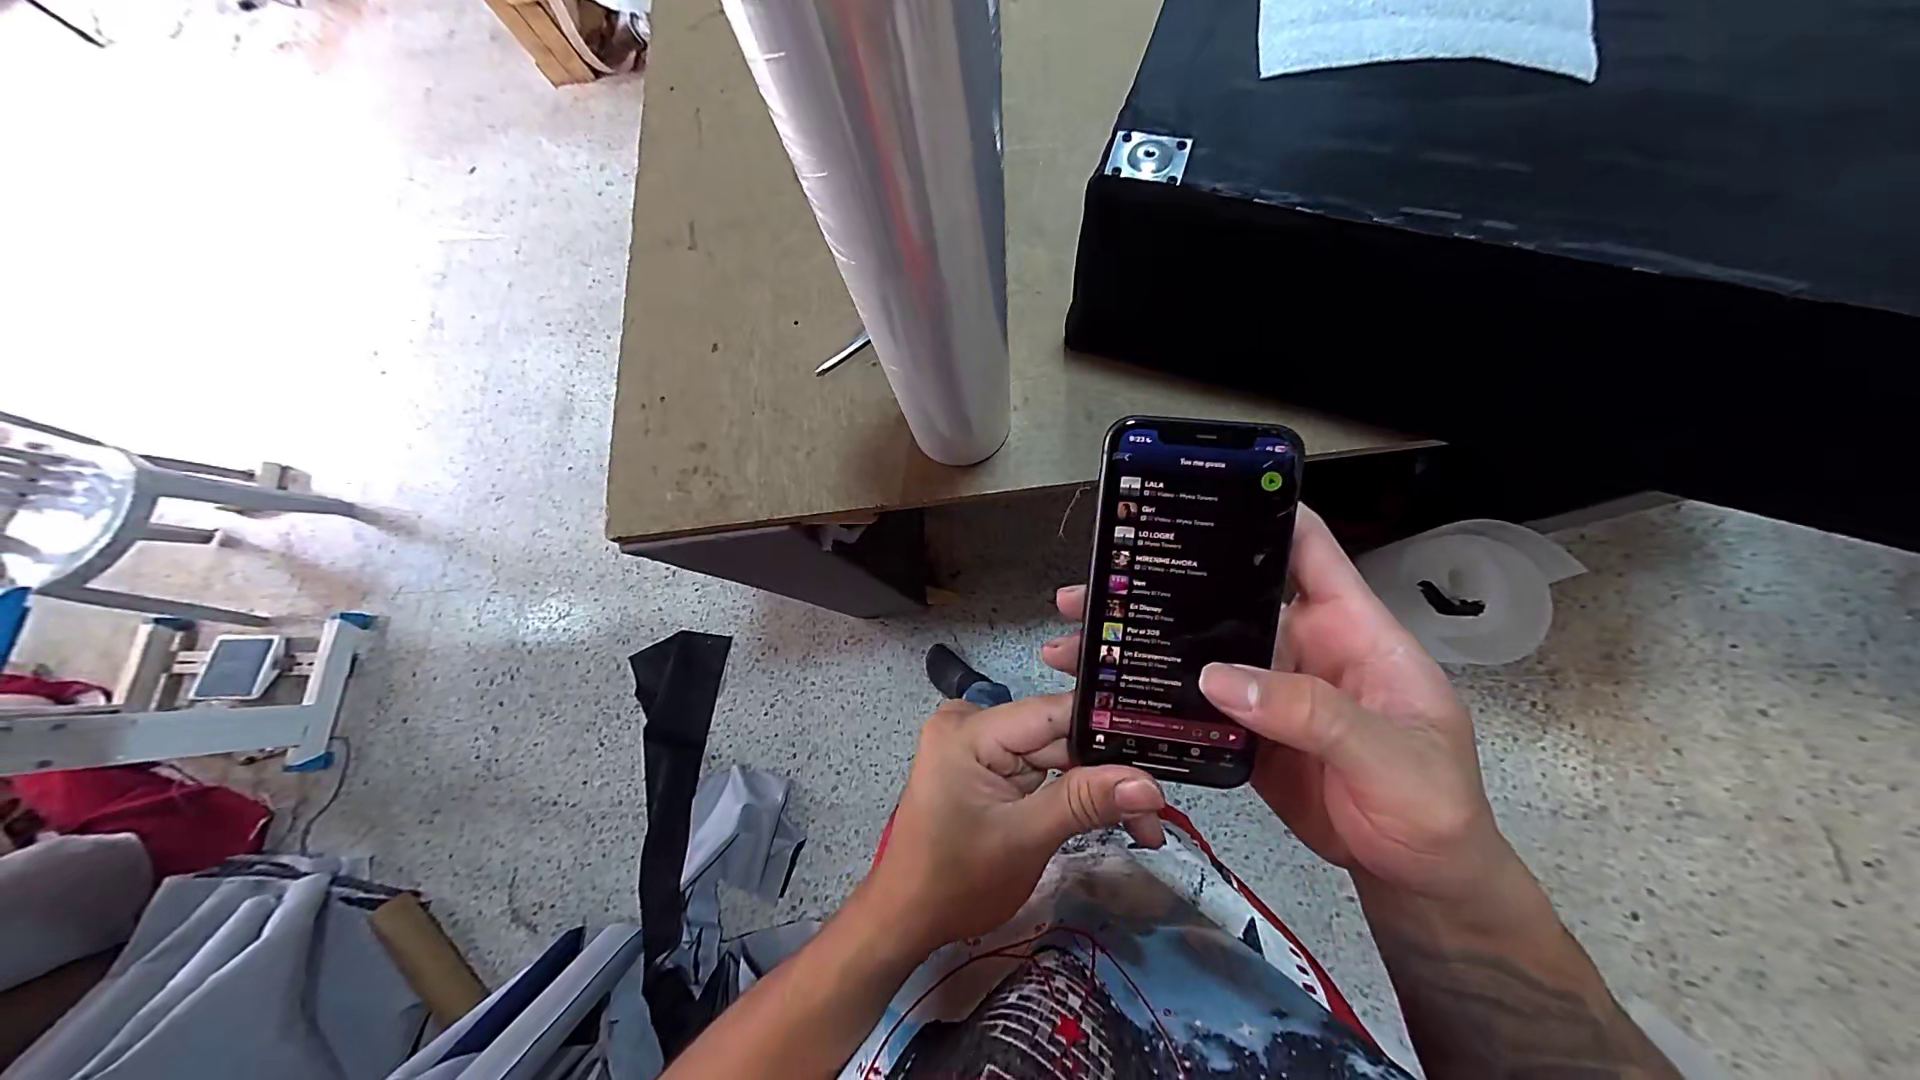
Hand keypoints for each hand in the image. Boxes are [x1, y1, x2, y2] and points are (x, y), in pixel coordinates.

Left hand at [865, 695, 1165, 954]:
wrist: (907, 918)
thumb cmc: (956, 881)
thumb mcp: (1025, 839)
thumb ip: (1085, 802)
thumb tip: (1150, 785)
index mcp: (969, 729)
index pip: (1051, 713)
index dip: (1107, 730)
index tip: (1159, 752)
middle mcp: (971, 723)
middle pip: (1056, 735)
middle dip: (1106, 772)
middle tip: (1158, 807)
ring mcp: (978, 744)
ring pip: (1055, 754)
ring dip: (1095, 787)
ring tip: (1145, 823)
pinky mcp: (987, 766)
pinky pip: (1039, 769)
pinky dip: (1071, 793)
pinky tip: (1109, 814)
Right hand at [1043, 504, 1516, 905]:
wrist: (1414, 878)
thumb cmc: (1433, 807)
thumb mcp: (1391, 756)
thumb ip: (1312, 713)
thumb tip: (1216, 677)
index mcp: (1349, 629)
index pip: (1307, 549)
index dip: (1261, 514)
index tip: (1198, 499)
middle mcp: (1300, 646)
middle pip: (1228, 598)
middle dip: (1167, 584)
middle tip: (1103, 580)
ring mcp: (1267, 688)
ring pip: (1198, 649)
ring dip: (1143, 642)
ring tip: (1079, 637)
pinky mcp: (1243, 728)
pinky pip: (1192, 701)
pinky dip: (1151, 695)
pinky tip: (1109, 692)